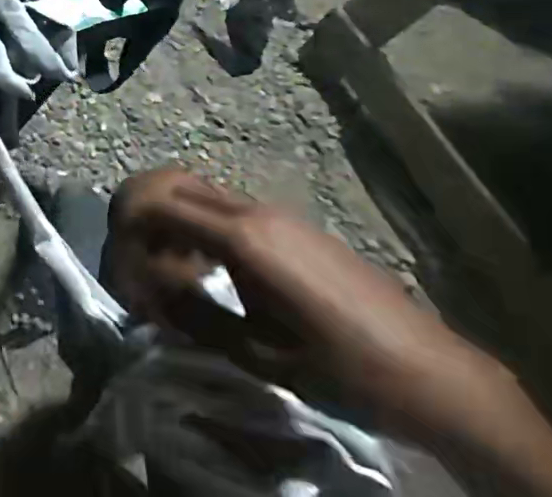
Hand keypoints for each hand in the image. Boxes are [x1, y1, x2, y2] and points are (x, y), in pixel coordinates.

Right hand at [109, 170, 517, 445]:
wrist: (427, 368)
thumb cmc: (343, 369)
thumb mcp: (259, 353)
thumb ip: (195, 316)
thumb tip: (150, 292)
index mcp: (244, 239)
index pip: (160, 204)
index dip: (127, 229)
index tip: (124, 270)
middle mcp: (255, 211)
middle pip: (173, 182)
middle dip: (140, 212)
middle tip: (133, 259)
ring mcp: (275, 213)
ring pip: (198, 191)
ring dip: (169, 218)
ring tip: (167, 270)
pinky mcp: (289, 225)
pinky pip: (224, 208)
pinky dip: (197, 225)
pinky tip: (205, 269)